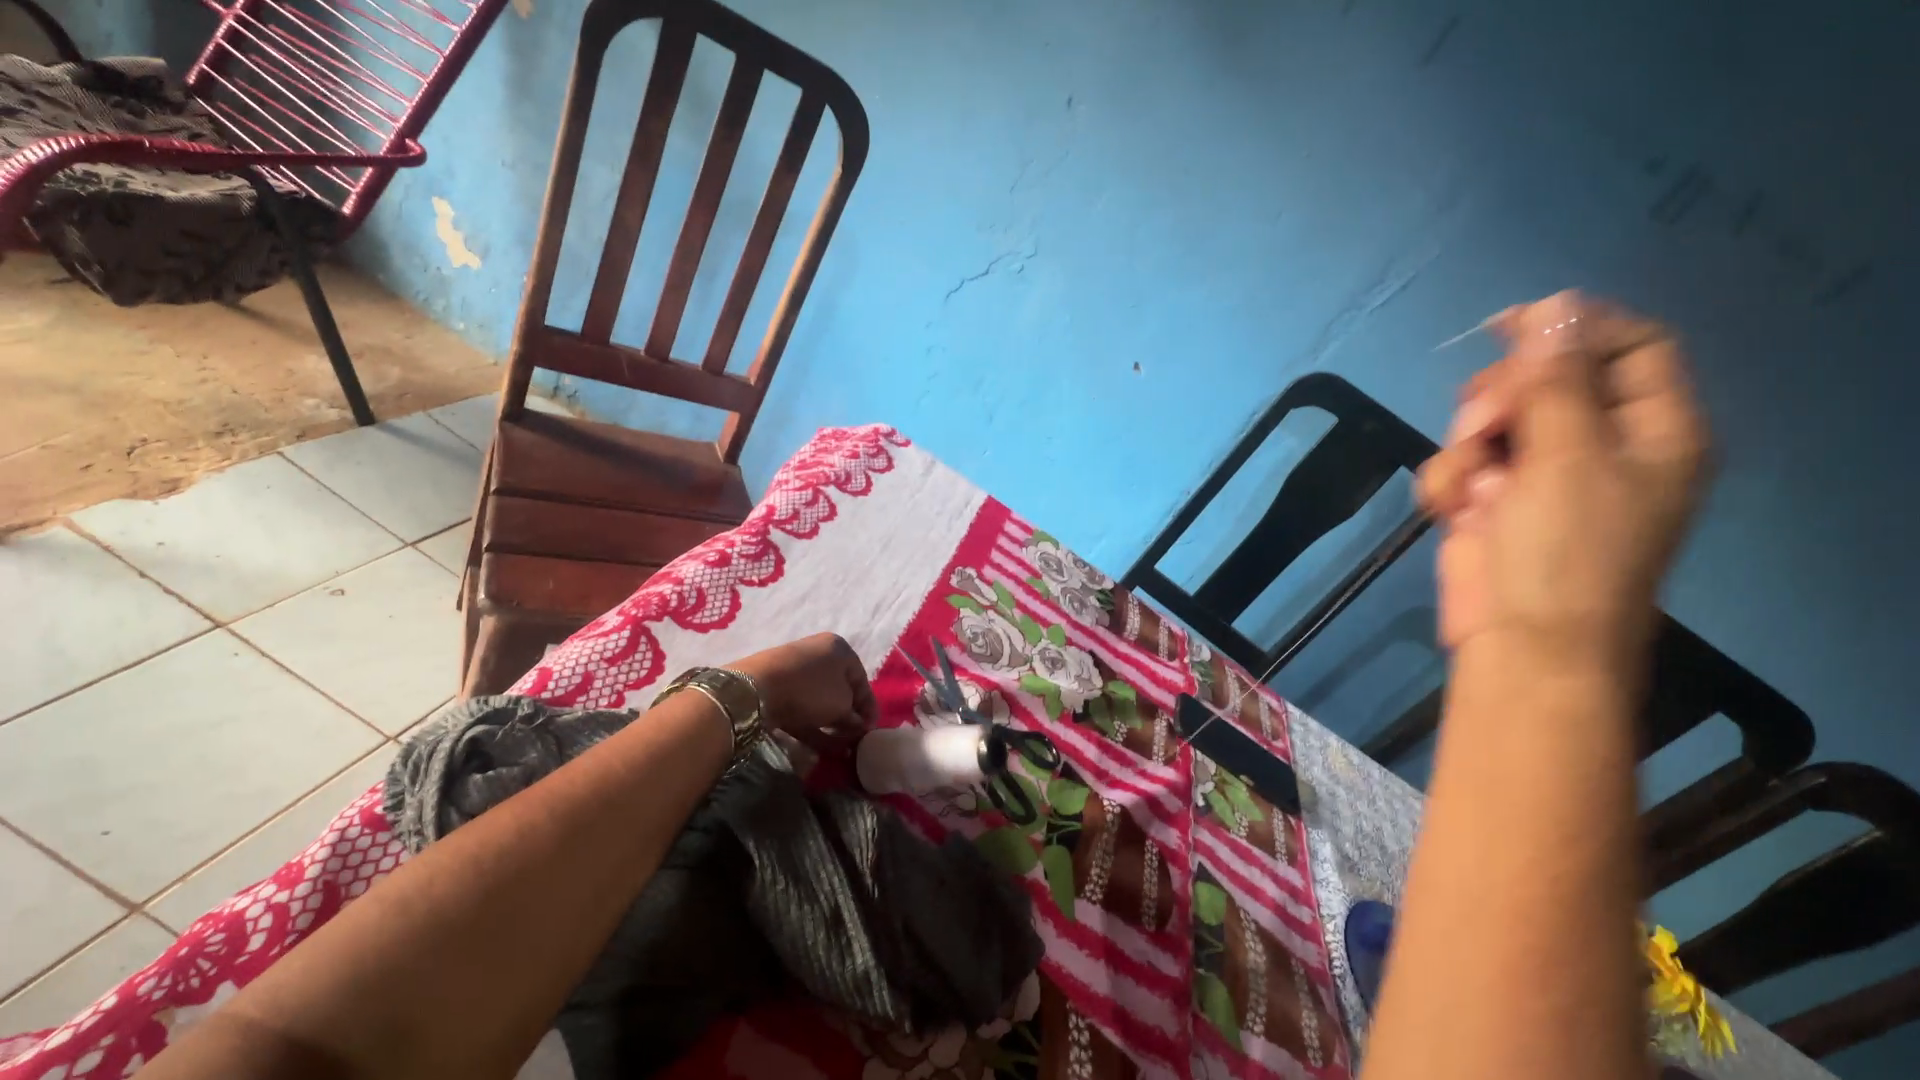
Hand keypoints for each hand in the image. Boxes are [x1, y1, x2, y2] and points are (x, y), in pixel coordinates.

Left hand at [727, 632, 876, 754]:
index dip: (869, 707)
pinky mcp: (778, 690)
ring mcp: (796, 672)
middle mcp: (818, 655)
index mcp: (839, 649)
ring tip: (841, 749)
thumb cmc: (811, 689)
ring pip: (821, 702)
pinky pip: (803, 709)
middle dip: (849, 717)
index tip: (872, 730)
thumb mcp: (842, 705)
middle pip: (841, 690)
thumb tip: (858, 726)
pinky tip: (822, 748)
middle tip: (855, 739)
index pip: (862, 679)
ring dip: (832, 726)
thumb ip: (854, 717)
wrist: (757, 689)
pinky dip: (813, 727)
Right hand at [1417, 292, 1709, 660]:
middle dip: (1504, 394)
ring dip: (1468, 443)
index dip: (1576, 328)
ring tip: (1472, 484)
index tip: (1512, 328)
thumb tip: (1552, 304)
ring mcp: (1542, 473)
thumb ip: (1558, 376)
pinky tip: (1452, 508)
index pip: (1632, 343)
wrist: (1520, 644)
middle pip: (1549, 375)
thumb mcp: (1569, 455)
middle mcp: (1601, 443)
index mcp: (1654, 429)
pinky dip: (1449, 481)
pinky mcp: (1492, 500)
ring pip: (1493, 417)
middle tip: (1485, 422)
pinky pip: (1462, 461)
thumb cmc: (1565, 551)